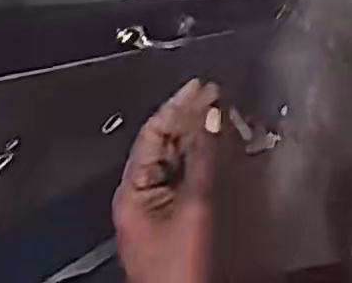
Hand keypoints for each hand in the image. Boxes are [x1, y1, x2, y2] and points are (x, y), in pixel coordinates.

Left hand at [113, 80, 221, 282]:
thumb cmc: (180, 269)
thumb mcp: (195, 204)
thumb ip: (204, 155)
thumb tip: (212, 115)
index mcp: (133, 190)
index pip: (153, 132)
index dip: (177, 105)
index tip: (199, 86)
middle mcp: (139, 194)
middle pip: (163, 141)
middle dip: (189, 115)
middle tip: (214, 93)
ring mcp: (154, 205)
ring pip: (175, 155)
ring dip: (196, 132)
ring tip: (218, 110)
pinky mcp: (170, 214)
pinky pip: (183, 171)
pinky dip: (200, 152)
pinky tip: (216, 140)